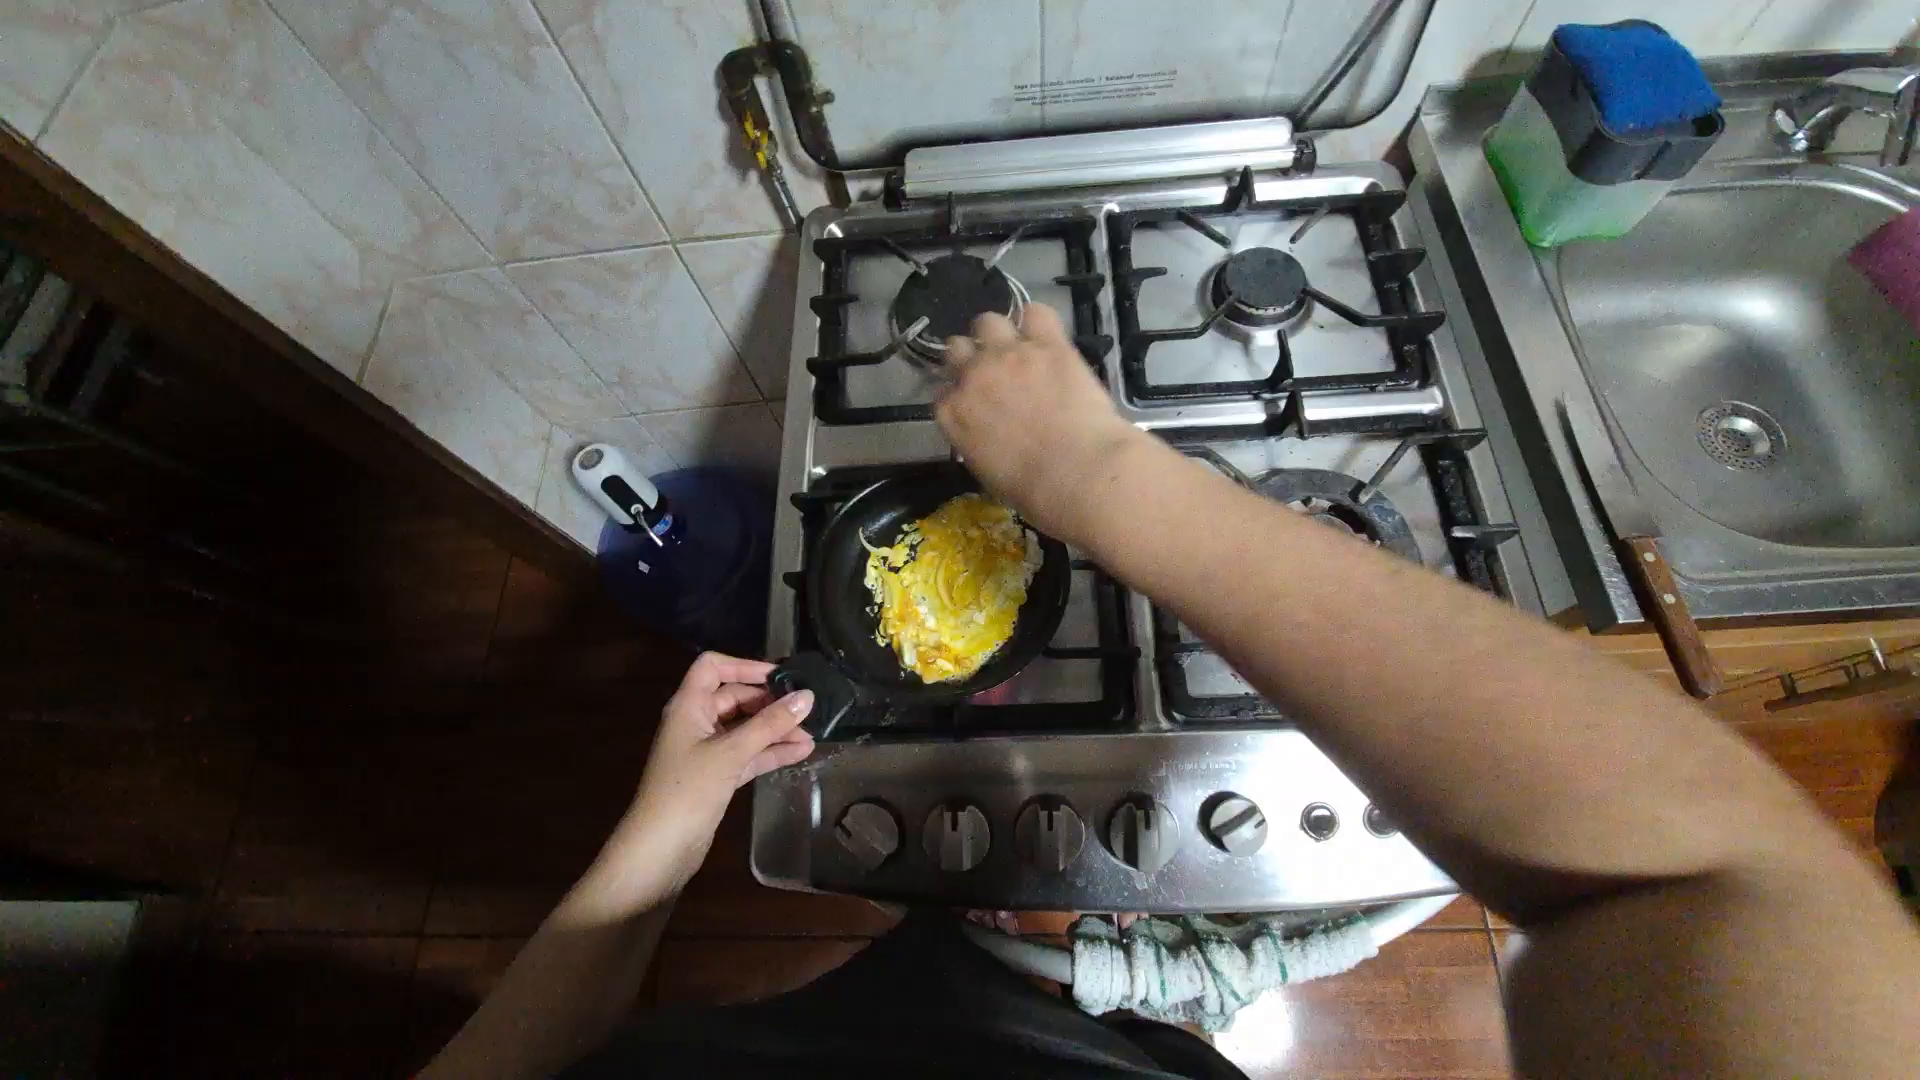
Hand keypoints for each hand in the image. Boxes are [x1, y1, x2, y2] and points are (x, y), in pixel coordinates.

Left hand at [577, 653, 813, 915]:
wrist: (660, 850)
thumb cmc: (688, 790)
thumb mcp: (732, 752)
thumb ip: (771, 723)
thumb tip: (807, 696)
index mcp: (689, 706)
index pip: (713, 667)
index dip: (745, 665)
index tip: (780, 676)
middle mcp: (697, 721)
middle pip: (737, 697)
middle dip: (771, 704)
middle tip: (806, 710)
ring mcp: (707, 749)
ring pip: (747, 728)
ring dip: (776, 730)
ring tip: (812, 735)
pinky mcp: (718, 774)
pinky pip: (749, 753)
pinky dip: (771, 751)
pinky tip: (801, 753)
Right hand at [936, 304, 1142, 542]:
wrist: (1079, 474)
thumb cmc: (1035, 491)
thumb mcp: (989, 473)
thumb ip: (979, 443)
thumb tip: (990, 435)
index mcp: (953, 415)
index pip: (942, 392)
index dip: (958, 393)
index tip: (973, 402)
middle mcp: (973, 377)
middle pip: (956, 348)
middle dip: (970, 357)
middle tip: (992, 372)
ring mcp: (1009, 355)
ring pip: (988, 321)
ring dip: (998, 333)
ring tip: (1017, 348)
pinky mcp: (1048, 344)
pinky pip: (1035, 312)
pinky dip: (1038, 322)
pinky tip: (1047, 337)